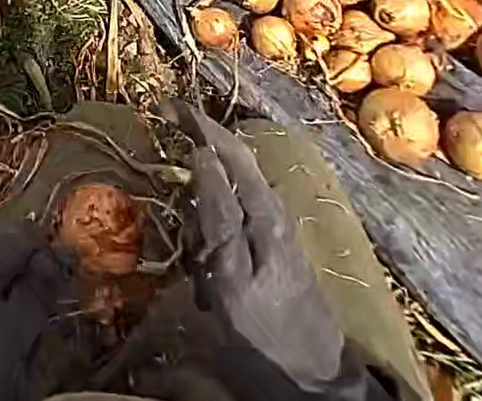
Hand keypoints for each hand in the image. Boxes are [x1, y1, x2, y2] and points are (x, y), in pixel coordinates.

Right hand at [177, 105, 350, 391]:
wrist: (317, 379)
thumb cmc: (269, 332)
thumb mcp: (233, 276)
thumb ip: (218, 213)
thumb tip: (202, 156)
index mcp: (263, 211)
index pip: (226, 150)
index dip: (195, 124)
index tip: (163, 108)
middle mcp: (272, 207)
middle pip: (234, 153)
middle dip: (201, 129)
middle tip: (168, 115)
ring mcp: (275, 222)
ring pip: (236, 173)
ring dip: (208, 154)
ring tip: (179, 150)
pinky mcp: (274, 239)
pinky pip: (239, 197)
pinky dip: (215, 186)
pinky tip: (201, 201)